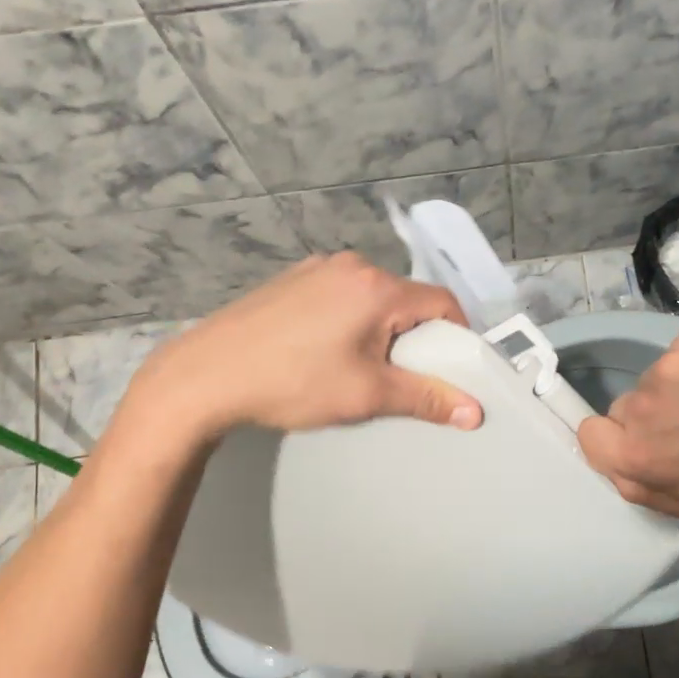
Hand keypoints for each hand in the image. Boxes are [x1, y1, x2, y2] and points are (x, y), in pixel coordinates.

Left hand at [126, 253, 484, 440]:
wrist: (203, 377)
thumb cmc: (292, 383)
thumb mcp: (367, 395)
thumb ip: (426, 398)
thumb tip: (474, 412)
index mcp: (376, 287)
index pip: (443, 302)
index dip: (457, 337)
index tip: (452, 371)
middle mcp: (350, 266)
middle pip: (407, 299)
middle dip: (416, 338)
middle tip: (405, 379)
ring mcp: (316, 269)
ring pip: (373, 299)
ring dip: (382, 331)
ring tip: (361, 371)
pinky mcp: (290, 281)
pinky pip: (341, 297)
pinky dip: (352, 323)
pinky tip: (327, 355)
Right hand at [577, 323, 678, 520]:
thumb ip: (642, 487)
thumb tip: (616, 462)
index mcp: (637, 453)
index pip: (590, 434)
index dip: (614, 440)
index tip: (644, 442)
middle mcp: (642, 406)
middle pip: (626, 406)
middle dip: (653, 417)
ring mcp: (668, 365)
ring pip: (657, 378)